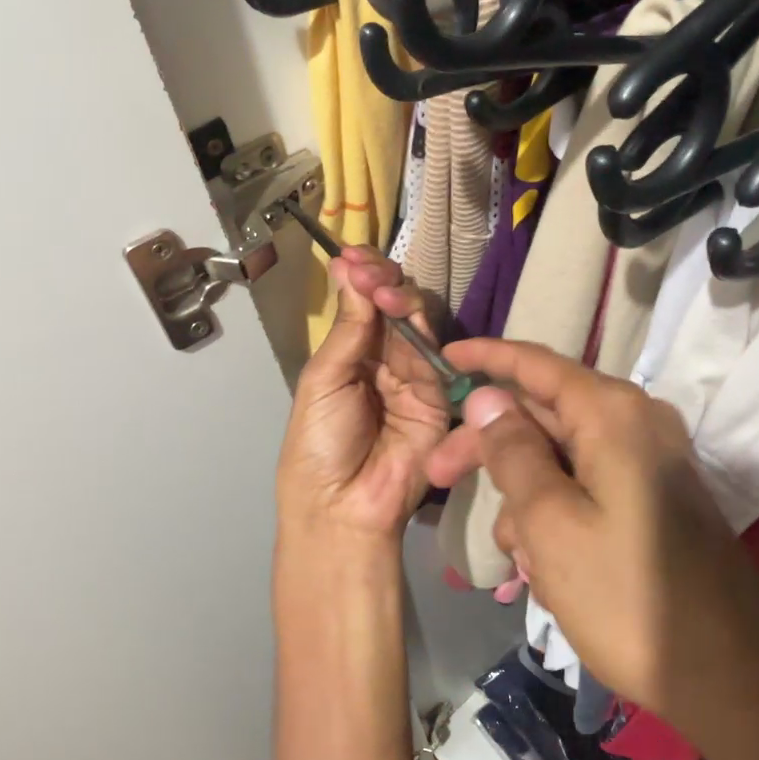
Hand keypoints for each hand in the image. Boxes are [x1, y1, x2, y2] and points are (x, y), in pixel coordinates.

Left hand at [275, 247, 450, 540]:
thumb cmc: (318, 443)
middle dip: (381, 280)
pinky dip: (421, 327)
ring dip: (399, 298)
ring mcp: (413, 377)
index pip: (363, 305)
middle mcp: (383, 361)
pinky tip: (402, 311)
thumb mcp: (323, 379)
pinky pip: (435, 355)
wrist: (344, 505)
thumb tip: (349, 269)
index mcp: (350, 356)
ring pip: (416, 323)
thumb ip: (348, 327)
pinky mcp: (440, 397)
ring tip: (381, 288)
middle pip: (393, 307)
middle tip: (367, 269)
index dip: (360, 278)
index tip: (350, 255)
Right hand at [425, 338, 758, 722]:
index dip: (486, 358)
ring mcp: (650, 465)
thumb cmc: (626, 596)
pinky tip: (548, 572)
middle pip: (544, 414)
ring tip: (521, 564)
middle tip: (435, 477)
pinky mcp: (655, 502)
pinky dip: (557, 519)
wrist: (726, 676)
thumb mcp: (550, 522)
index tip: (441, 357)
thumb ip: (513, 452)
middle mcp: (637, 425)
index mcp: (613, 415)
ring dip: (526, 500)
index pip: (538, 364)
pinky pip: (588, 490)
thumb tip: (487, 396)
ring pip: (561, 460)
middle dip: (491, 448)